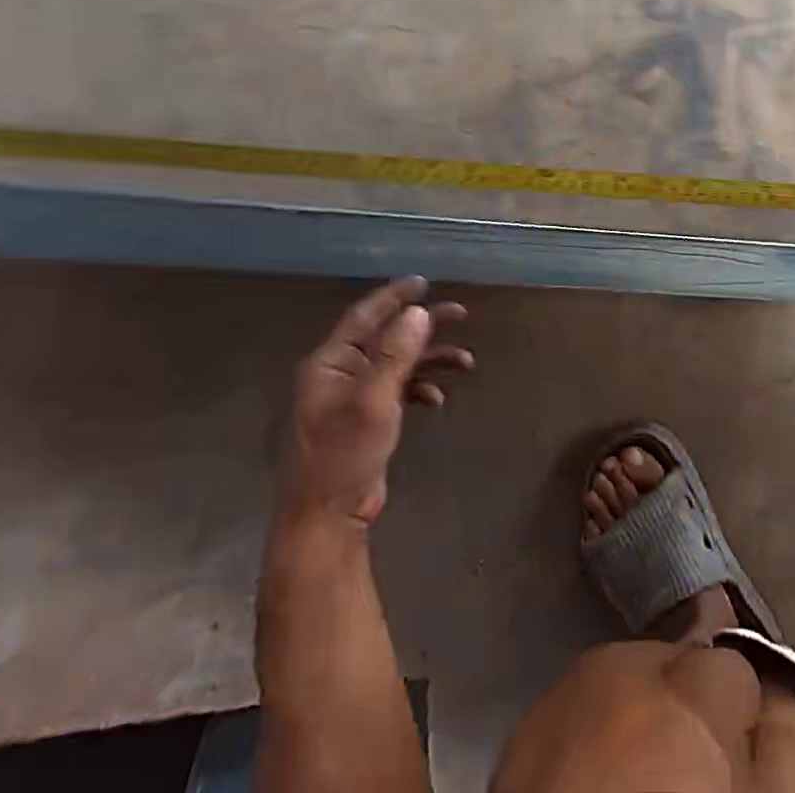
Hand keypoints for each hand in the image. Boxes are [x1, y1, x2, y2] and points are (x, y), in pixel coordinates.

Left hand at [286, 277, 474, 525]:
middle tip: (460, 313)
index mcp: (331, 361)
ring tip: (465, 361)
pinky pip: (399, 389)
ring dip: (430, 359)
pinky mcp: (367, 417)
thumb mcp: (374, 400)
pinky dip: (421, 388)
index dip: (395, 296)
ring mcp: (353, 395)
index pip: (366, 316)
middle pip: (387, 336)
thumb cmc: (344, 454)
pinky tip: (437, 399)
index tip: (425, 281)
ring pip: (398, 363)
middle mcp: (340, 372)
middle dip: (423, 325)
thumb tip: (418, 312)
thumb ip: (396, 354)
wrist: (329, 513)